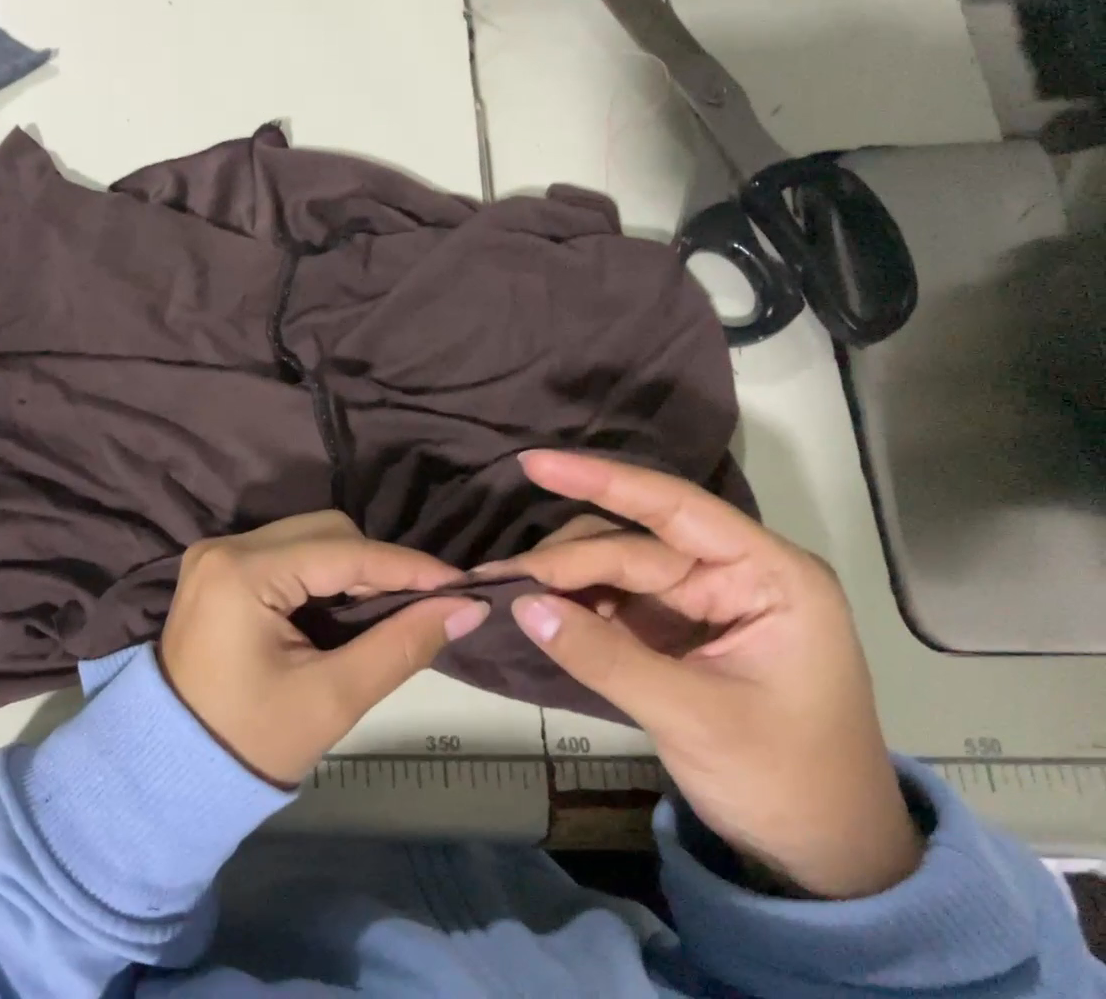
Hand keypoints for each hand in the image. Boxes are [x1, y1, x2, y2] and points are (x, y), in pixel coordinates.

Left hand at [159, 512, 488, 785]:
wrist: (177, 761)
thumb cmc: (253, 738)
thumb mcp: (333, 697)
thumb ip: (402, 644)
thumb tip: (468, 607)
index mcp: (241, 573)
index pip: (343, 551)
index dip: (408, 567)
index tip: (464, 585)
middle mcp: (223, 548)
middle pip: (323, 532)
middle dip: (378, 566)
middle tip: (422, 606)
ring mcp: (214, 556)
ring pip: (307, 539)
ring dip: (352, 569)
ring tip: (389, 610)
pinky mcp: (216, 571)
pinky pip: (284, 554)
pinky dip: (321, 575)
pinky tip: (346, 608)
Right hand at [474, 451, 921, 898]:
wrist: (817, 849)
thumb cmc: (784, 778)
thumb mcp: (693, 716)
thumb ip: (604, 655)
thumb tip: (522, 605)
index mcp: (768, 579)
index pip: (676, 512)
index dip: (603, 481)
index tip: (534, 463)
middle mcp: (733, 577)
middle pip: (631, 545)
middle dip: (563, 560)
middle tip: (495, 582)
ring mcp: (700, 605)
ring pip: (613, 569)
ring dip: (560, 582)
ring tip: (503, 595)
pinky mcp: (673, 633)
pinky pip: (611, 604)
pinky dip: (571, 608)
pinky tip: (534, 613)